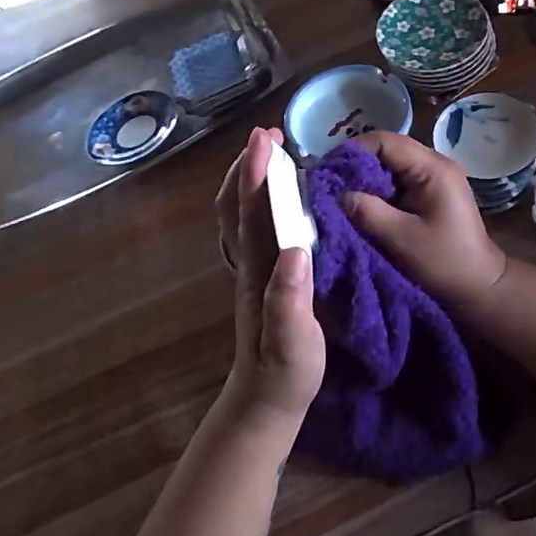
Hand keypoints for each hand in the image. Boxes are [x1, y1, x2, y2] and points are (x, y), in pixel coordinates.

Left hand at [215, 128, 325, 431]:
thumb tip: (296, 250)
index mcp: (259, 271)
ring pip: (245, 214)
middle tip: (269, 135)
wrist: (265, 401)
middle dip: (250, 166)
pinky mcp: (265, 278)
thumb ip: (290, 301)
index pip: (253, 213)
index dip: (256, 174)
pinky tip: (285, 196)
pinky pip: (258, 227)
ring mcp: (254, 270)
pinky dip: (264, 200)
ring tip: (275, 153)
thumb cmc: (284, 374)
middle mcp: (250, 263)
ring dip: (254, 178)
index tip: (265, 139)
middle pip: (238, 205)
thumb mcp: (293, 344)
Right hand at [342, 132, 508, 310]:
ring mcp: (435, 177)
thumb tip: (337, 195)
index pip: (386, 142)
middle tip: (331, 184)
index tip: (329, 171)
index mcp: (433, 169)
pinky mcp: (431, 192)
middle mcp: (436, 164)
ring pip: (391, 165)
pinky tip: (362, 204)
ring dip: (366, 178)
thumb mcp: (401, 238)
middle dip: (357, 165)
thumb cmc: (444, 262)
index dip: (353, 152)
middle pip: (388, 149)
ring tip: (342, 195)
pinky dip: (378, 189)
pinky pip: (398, 181)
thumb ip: (367, 212)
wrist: (479, 286)